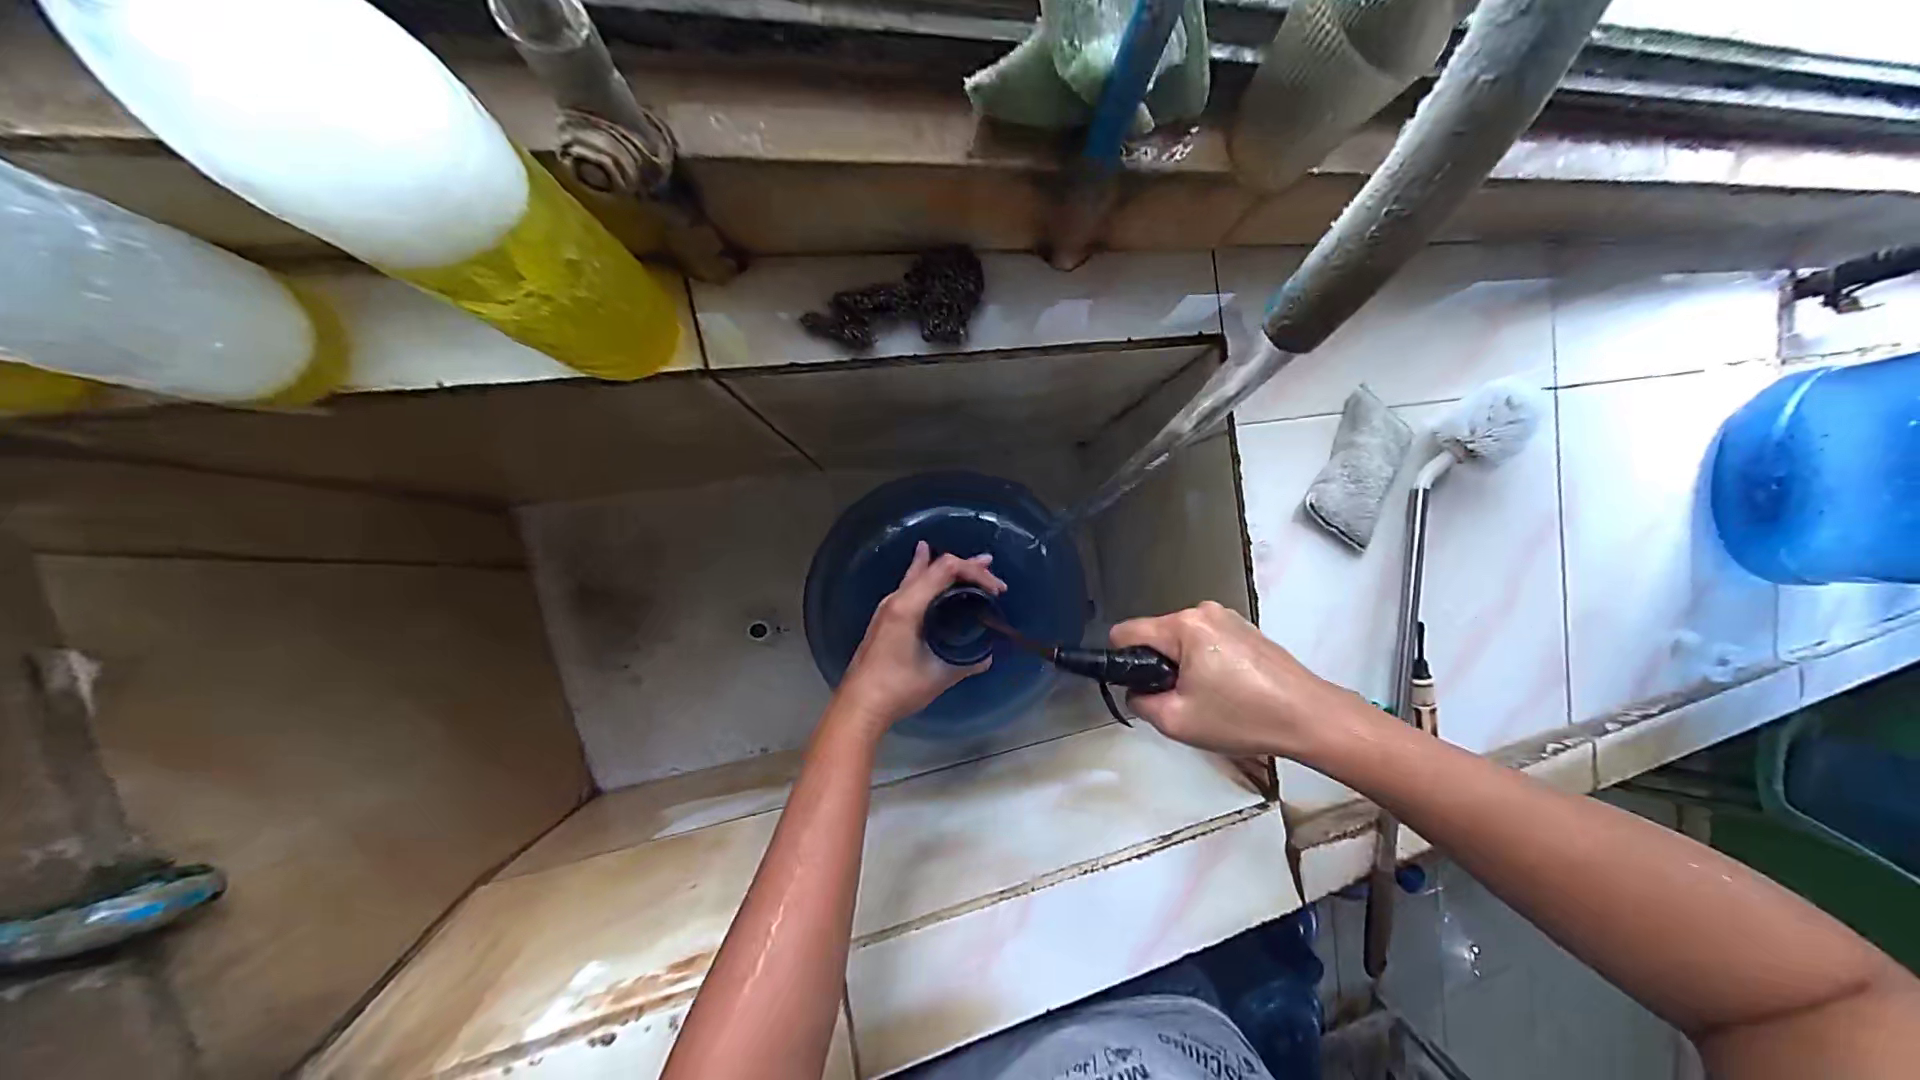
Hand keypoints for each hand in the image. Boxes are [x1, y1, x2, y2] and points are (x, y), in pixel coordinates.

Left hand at [833, 541, 1007, 735]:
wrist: (859, 705)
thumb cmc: (898, 688)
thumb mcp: (939, 674)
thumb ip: (967, 662)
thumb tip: (987, 656)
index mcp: (908, 606)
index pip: (945, 569)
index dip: (975, 572)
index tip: (997, 590)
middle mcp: (896, 599)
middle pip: (934, 567)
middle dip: (965, 566)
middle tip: (990, 565)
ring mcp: (888, 607)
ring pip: (921, 575)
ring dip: (947, 569)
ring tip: (971, 565)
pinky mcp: (886, 618)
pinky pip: (912, 586)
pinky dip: (928, 576)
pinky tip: (927, 568)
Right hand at [1109, 601, 1358, 757]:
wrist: (1311, 719)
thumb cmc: (1245, 718)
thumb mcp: (1175, 721)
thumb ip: (1139, 701)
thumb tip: (1137, 691)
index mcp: (1184, 625)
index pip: (1126, 632)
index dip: (1121, 661)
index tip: (1139, 687)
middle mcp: (1204, 612)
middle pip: (1156, 636)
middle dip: (1160, 667)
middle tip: (1182, 701)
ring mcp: (1228, 618)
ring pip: (1182, 642)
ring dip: (1184, 668)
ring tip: (1209, 700)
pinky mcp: (1245, 630)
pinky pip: (1207, 643)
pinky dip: (1207, 665)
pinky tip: (1227, 692)